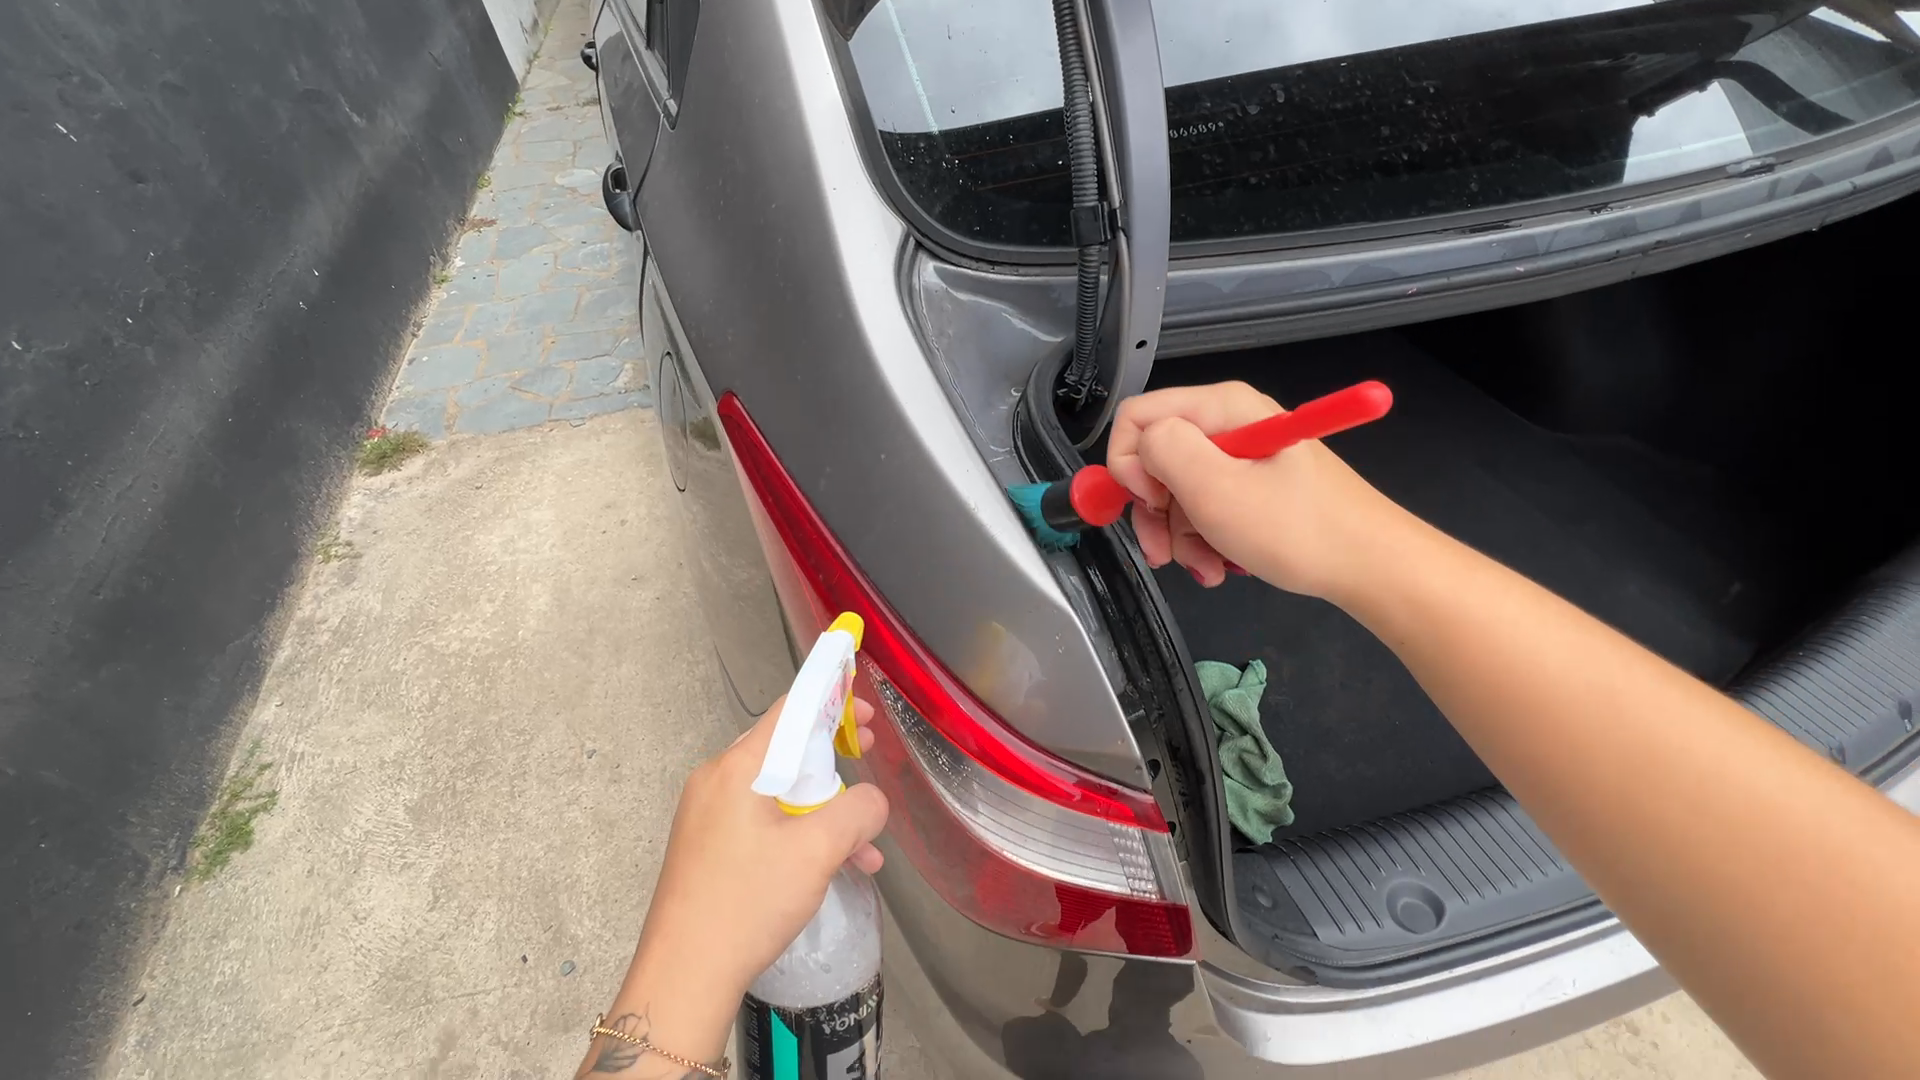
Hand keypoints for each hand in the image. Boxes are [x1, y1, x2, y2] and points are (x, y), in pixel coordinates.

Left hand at [630, 694, 888, 1000]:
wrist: (683, 978)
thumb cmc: (748, 902)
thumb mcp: (818, 850)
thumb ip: (858, 810)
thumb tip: (873, 801)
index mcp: (737, 767)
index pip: (789, 711)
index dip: (832, 701)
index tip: (865, 712)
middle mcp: (717, 781)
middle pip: (785, 751)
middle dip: (834, 760)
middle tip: (868, 759)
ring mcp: (709, 816)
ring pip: (779, 793)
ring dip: (825, 810)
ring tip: (865, 846)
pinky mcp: (709, 847)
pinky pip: (764, 822)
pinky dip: (800, 833)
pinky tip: (835, 867)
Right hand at [1105, 381, 1398, 597]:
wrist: (1370, 566)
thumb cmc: (1295, 528)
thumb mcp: (1215, 488)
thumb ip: (1161, 451)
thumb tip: (1139, 449)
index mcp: (1220, 407)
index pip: (1136, 418)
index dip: (1127, 463)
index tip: (1149, 502)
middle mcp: (1228, 423)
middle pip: (1154, 459)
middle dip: (1153, 512)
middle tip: (1164, 553)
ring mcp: (1242, 455)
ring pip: (1177, 492)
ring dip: (1179, 536)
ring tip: (1205, 568)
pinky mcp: (1253, 485)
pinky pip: (1205, 508)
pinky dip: (1203, 541)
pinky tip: (1219, 565)